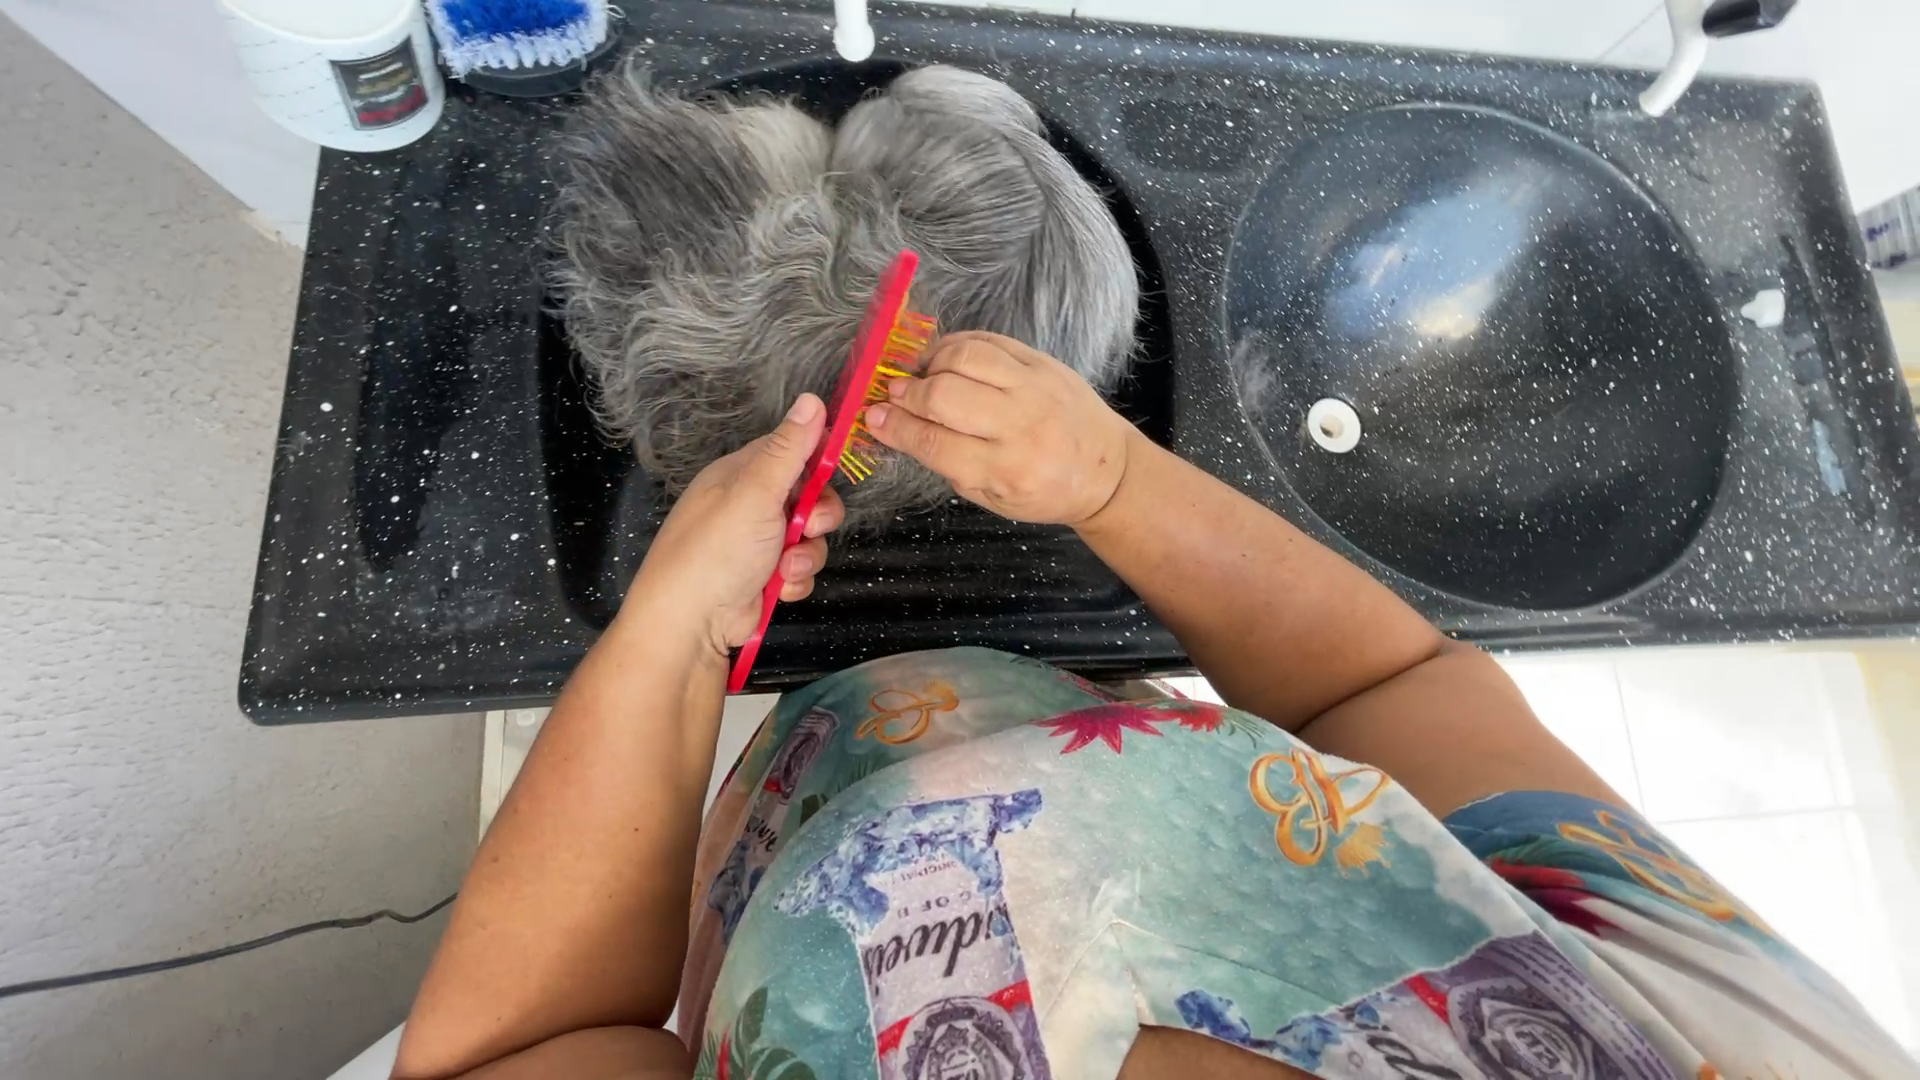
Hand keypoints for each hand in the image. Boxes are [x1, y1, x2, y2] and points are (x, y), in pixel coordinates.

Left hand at [622, 393, 844, 662]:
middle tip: (808, 527)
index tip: (832, 473)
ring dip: (806, 555)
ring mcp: (758, 542)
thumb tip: (812, 398)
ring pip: (811, 537)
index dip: (817, 461)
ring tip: (783, 570)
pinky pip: (801, 568)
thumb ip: (789, 450)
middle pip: (810, 496)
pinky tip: (778, 588)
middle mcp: (750, 504)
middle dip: (817, 517)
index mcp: (741, 474)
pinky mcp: (766, 576)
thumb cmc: (716, 550)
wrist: (691, 625)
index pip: (792, 451)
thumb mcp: (755, 492)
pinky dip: (795, 580)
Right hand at [865, 331, 1137, 525]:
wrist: (1105, 470)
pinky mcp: (1043, 362)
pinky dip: (957, 346)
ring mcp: (1035, 388)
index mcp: (1007, 470)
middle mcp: (1021, 426)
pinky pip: (989, 341)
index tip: (872, 418)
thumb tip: (903, 428)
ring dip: (931, 364)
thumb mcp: (993, 498)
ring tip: (921, 377)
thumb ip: (950, 465)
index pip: (936, 444)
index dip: (897, 429)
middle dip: (907, 394)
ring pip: (965, 358)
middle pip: (945, 395)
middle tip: (892, 395)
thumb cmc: (1044, 492)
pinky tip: (945, 359)